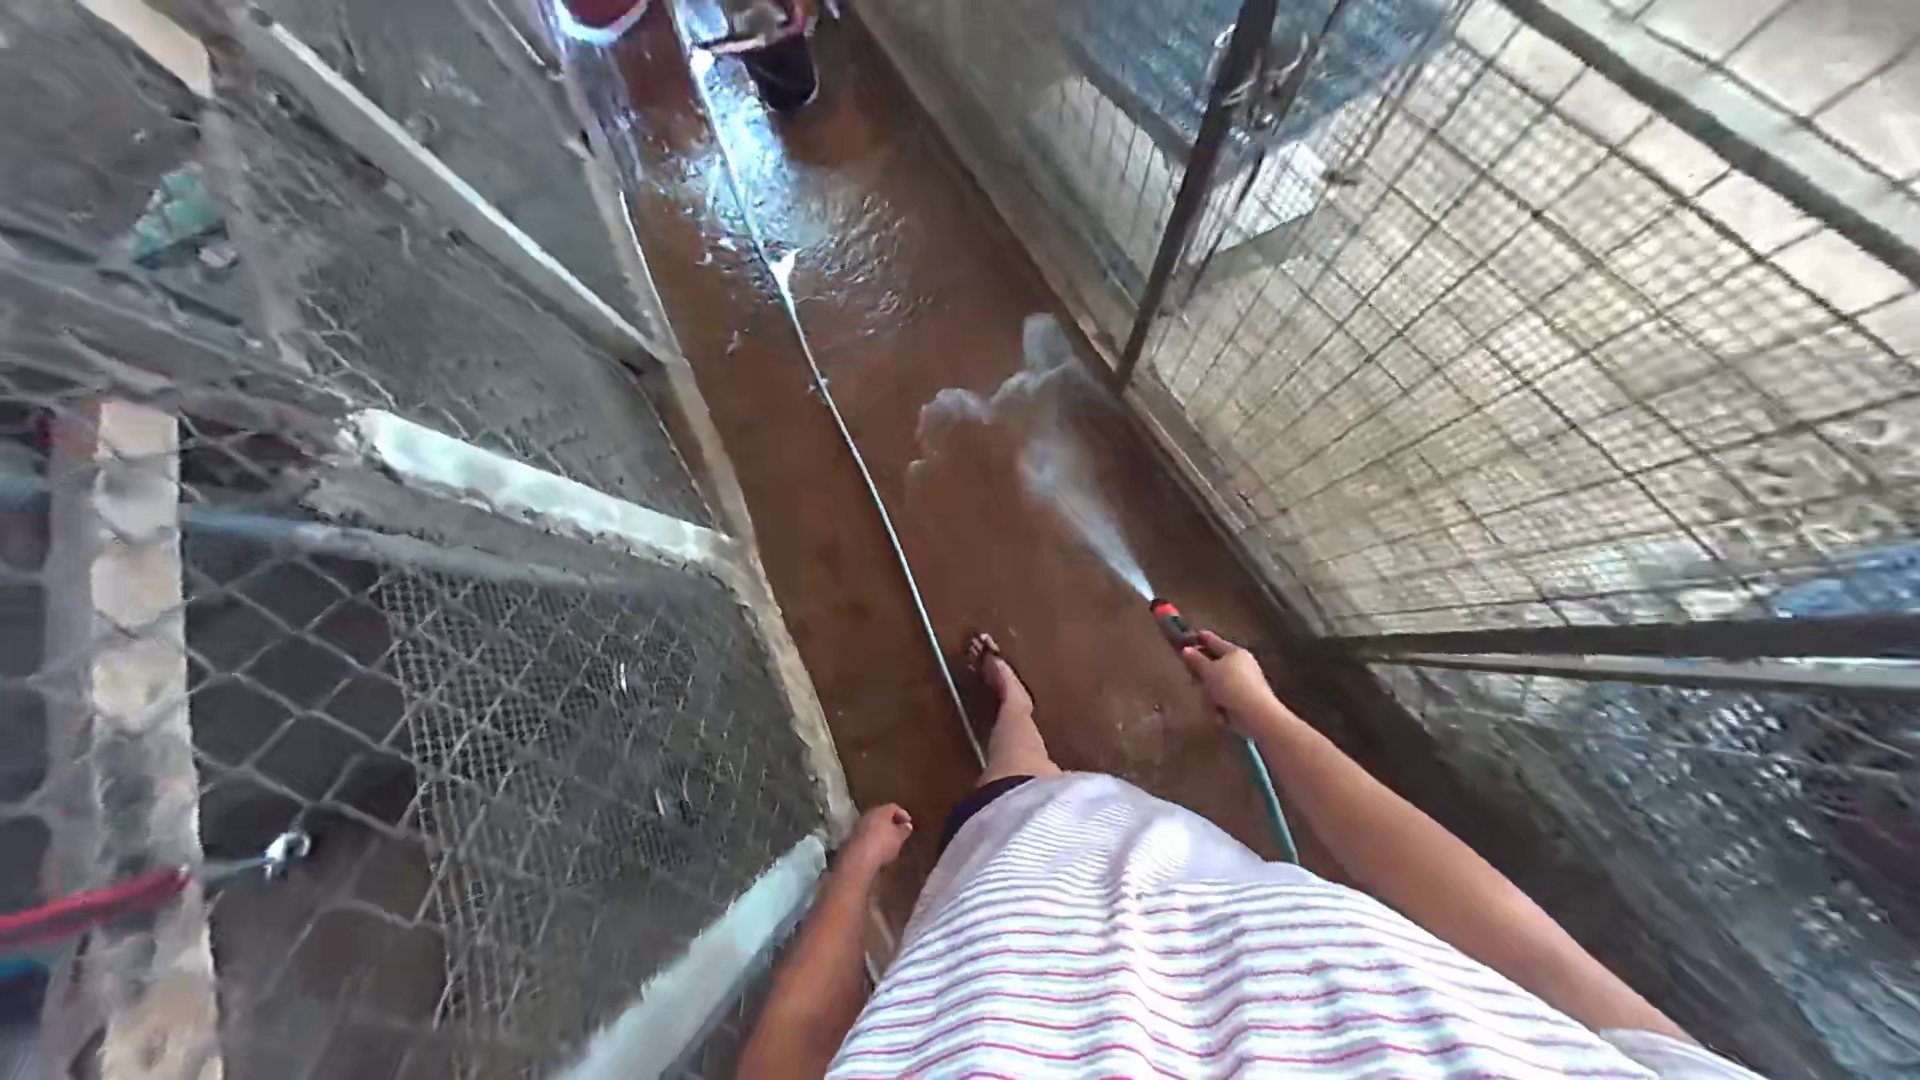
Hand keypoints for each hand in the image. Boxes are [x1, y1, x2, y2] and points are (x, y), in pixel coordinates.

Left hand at [840, 804, 911, 873]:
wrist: (859, 858)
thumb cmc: (883, 843)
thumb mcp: (899, 837)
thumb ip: (904, 830)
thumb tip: (907, 825)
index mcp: (881, 811)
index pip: (893, 807)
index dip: (902, 814)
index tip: (908, 822)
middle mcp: (869, 814)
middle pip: (882, 814)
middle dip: (891, 821)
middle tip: (898, 830)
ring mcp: (859, 825)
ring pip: (873, 824)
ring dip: (881, 830)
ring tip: (888, 840)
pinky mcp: (853, 837)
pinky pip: (866, 834)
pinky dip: (873, 838)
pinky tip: (877, 848)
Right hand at [1179, 631, 1284, 734]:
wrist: (1256, 714)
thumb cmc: (1230, 686)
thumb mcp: (1208, 671)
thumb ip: (1195, 660)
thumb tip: (1186, 649)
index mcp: (1234, 652)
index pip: (1212, 640)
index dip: (1198, 638)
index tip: (1184, 638)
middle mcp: (1241, 664)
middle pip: (1214, 663)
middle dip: (1202, 673)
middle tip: (1192, 676)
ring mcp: (1243, 682)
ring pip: (1217, 682)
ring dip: (1210, 692)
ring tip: (1210, 701)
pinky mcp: (1244, 698)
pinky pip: (1224, 696)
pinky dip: (1219, 704)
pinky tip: (1219, 711)